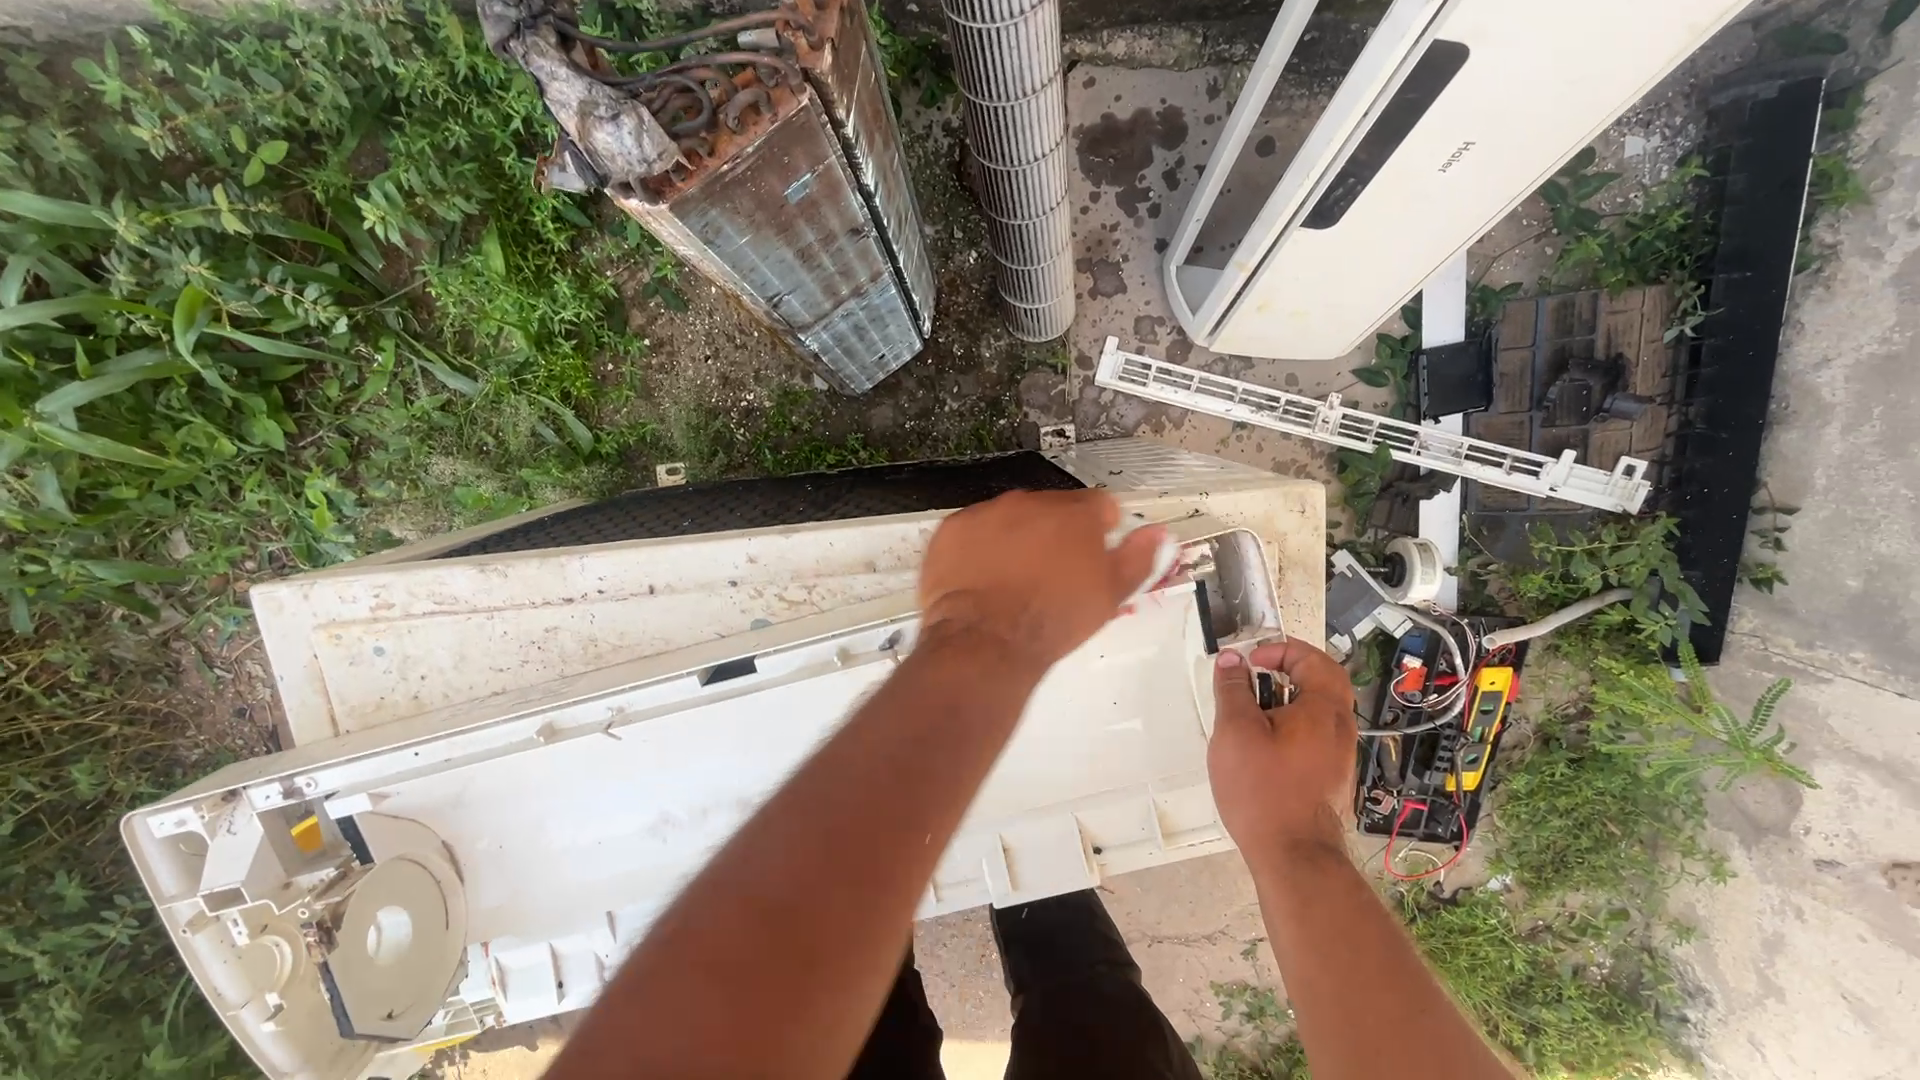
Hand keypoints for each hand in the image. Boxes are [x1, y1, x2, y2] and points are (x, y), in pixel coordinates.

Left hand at [917, 490, 1165, 676]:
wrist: (987, 641)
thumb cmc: (1052, 620)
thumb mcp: (1110, 595)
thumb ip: (1138, 557)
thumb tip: (1158, 534)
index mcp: (1075, 514)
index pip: (1099, 506)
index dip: (1100, 530)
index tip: (1092, 554)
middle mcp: (1031, 503)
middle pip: (1052, 509)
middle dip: (1055, 534)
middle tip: (1052, 574)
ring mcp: (987, 513)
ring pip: (1010, 517)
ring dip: (1016, 538)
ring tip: (1014, 580)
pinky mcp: (952, 530)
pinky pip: (972, 531)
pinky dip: (978, 548)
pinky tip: (982, 578)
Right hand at [1208, 639, 1357, 865]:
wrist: (1295, 856)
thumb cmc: (1263, 789)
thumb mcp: (1235, 731)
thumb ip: (1233, 690)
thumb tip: (1232, 659)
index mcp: (1324, 709)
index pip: (1313, 659)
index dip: (1280, 650)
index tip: (1250, 661)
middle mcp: (1340, 728)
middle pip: (1322, 682)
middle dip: (1287, 671)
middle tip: (1254, 676)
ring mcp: (1339, 756)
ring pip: (1317, 711)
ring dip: (1285, 701)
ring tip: (1249, 714)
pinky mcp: (1330, 778)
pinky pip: (1313, 736)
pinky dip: (1289, 727)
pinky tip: (1260, 748)